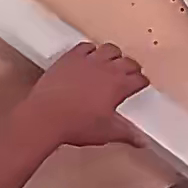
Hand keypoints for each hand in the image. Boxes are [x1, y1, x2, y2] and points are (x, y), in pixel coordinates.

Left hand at [15, 42, 146, 148]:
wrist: (46, 116)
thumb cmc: (75, 124)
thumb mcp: (107, 132)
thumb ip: (127, 134)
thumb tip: (141, 141)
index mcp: (118, 85)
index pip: (139, 79)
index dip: (141, 82)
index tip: (140, 84)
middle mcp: (106, 68)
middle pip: (127, 61)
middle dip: (132, 67)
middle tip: (130, 74)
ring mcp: (88, 60)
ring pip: (109, 48)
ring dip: (114, 54)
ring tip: (112, 61)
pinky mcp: (71, 57)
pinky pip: (86, 46)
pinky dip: (90, 49)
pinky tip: (89, 55)